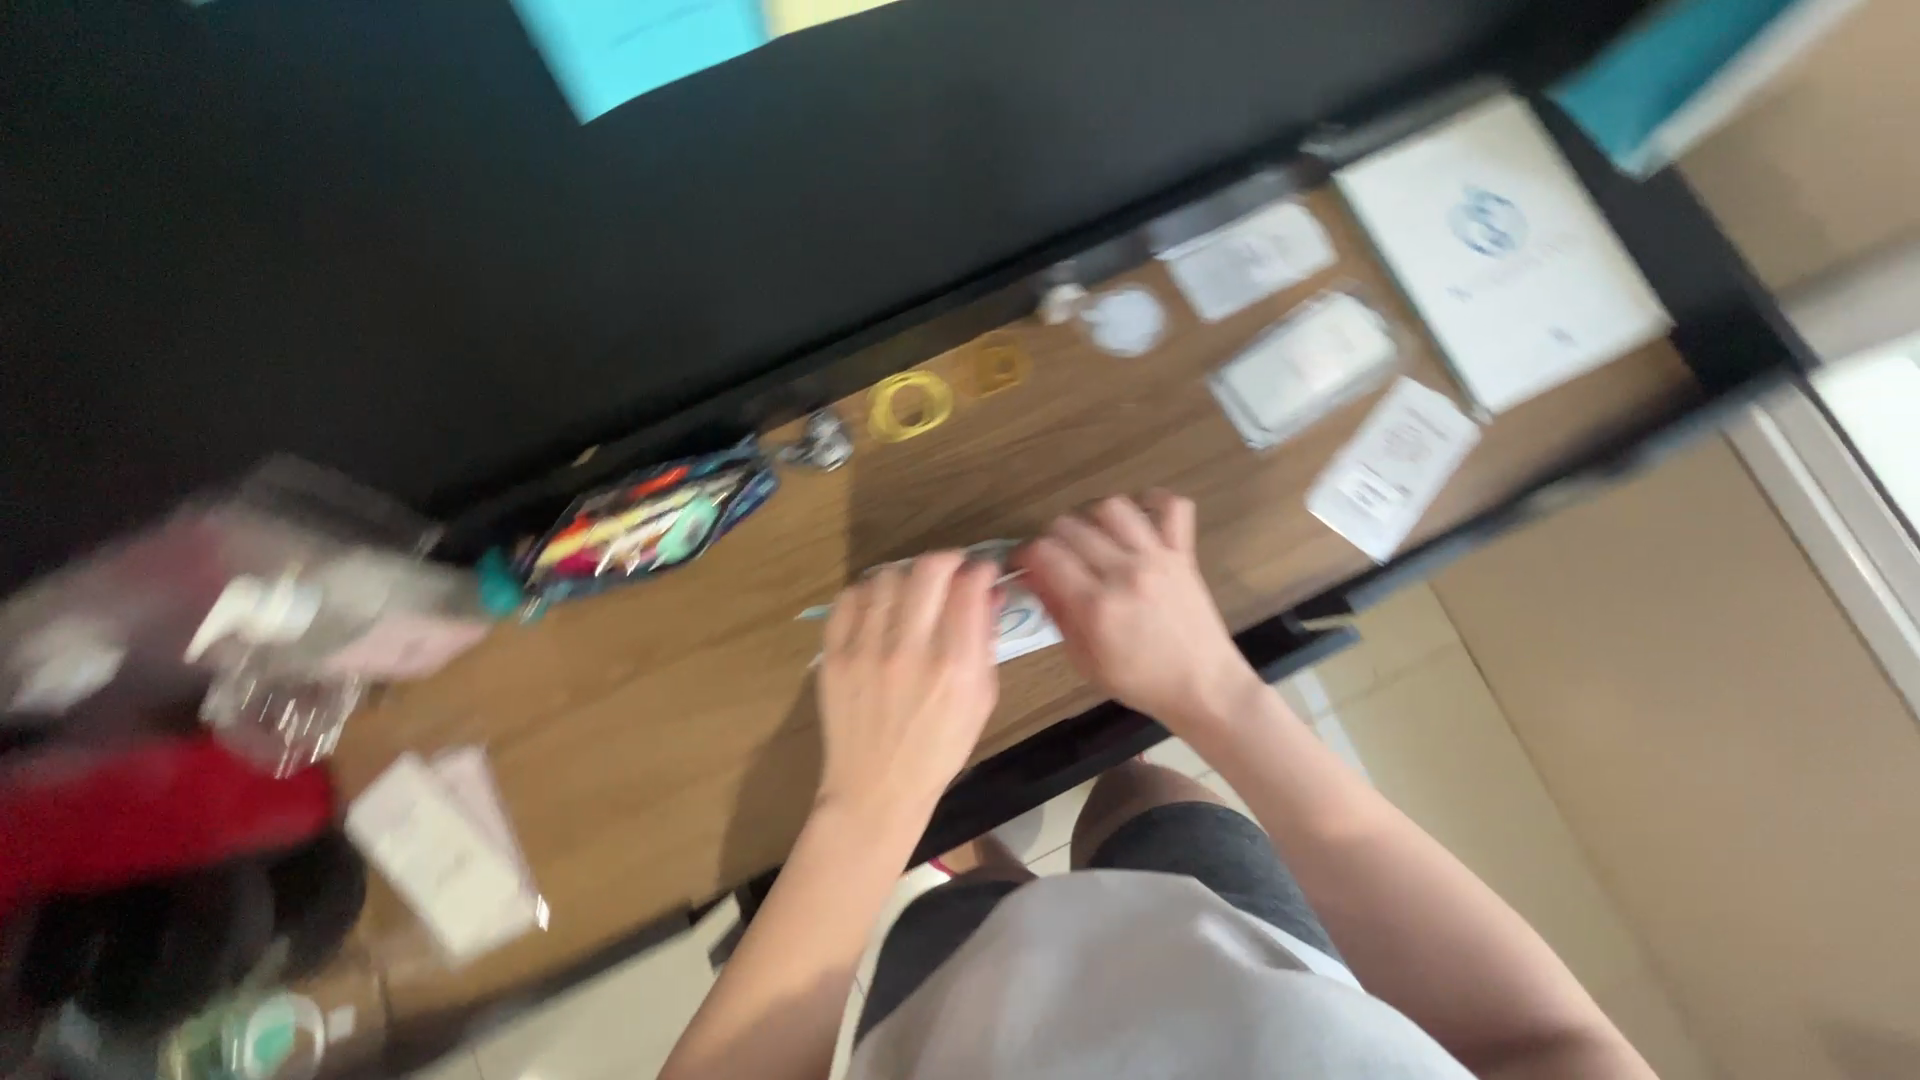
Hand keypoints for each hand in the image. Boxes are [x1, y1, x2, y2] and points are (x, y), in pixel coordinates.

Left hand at [815, 552, 1000, 816]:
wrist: (876, 789)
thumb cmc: (940, 749)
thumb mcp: (981, 700)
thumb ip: (986, 642)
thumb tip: (989, 592)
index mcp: (955, 666)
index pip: (969, 587)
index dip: (980, 568)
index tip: (981, 570)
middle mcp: (910, 651)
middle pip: (927, 569)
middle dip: (947, 560)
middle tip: (951, 570)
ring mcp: (866, 651)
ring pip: (887, 577)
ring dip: (907, 575)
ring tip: (913, 591)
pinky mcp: (834, 657)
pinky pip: (850, 598)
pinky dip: (869, 592)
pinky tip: (880, 606)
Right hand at [1012, 492, 1258, 734]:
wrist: (1204, 686)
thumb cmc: (1140, 682)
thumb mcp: (1084, 660)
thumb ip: (1056, 612)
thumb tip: (1032, 577)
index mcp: (1095, 606)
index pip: (1044, 554)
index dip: (1024, 554)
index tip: (1023, 564)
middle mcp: (1124, 573)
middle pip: (1070, 526)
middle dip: (1051, 539)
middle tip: (1055, 558)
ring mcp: (1157, 558)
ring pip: (1111, 507)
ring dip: (1092, 518)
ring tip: (1092, 539)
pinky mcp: (1183, 553)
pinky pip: (1172, 507)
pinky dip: (1153, 502)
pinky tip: (1138, 519)